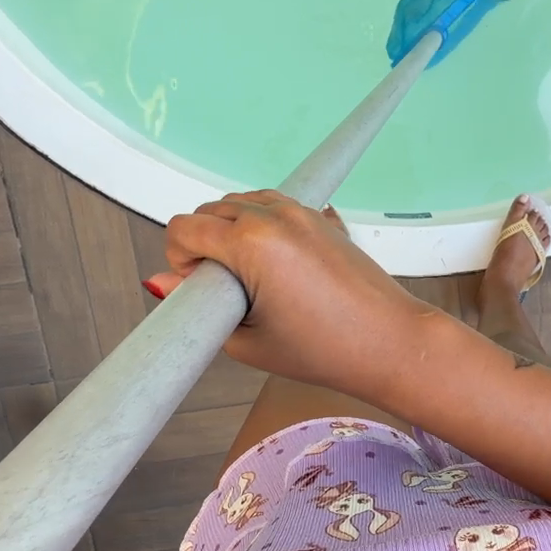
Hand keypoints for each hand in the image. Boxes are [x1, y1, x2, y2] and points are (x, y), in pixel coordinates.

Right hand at [148, 191, 438, 397]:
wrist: (389, 341)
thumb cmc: (325, 349)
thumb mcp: (247, 341)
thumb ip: (198, 308)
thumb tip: (161, 285)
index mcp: (250, 242)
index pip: (184, 228)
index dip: (180, 260)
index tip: (198, 288)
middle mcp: (275, 216)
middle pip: (210, 210)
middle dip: (203, 243)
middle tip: (223, 288)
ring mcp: (302, 212)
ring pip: (242, 201)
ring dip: (232, 229)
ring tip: (250, 276)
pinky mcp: (323, 217)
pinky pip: (275, 205)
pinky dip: (262, 223)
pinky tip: (275, 262)